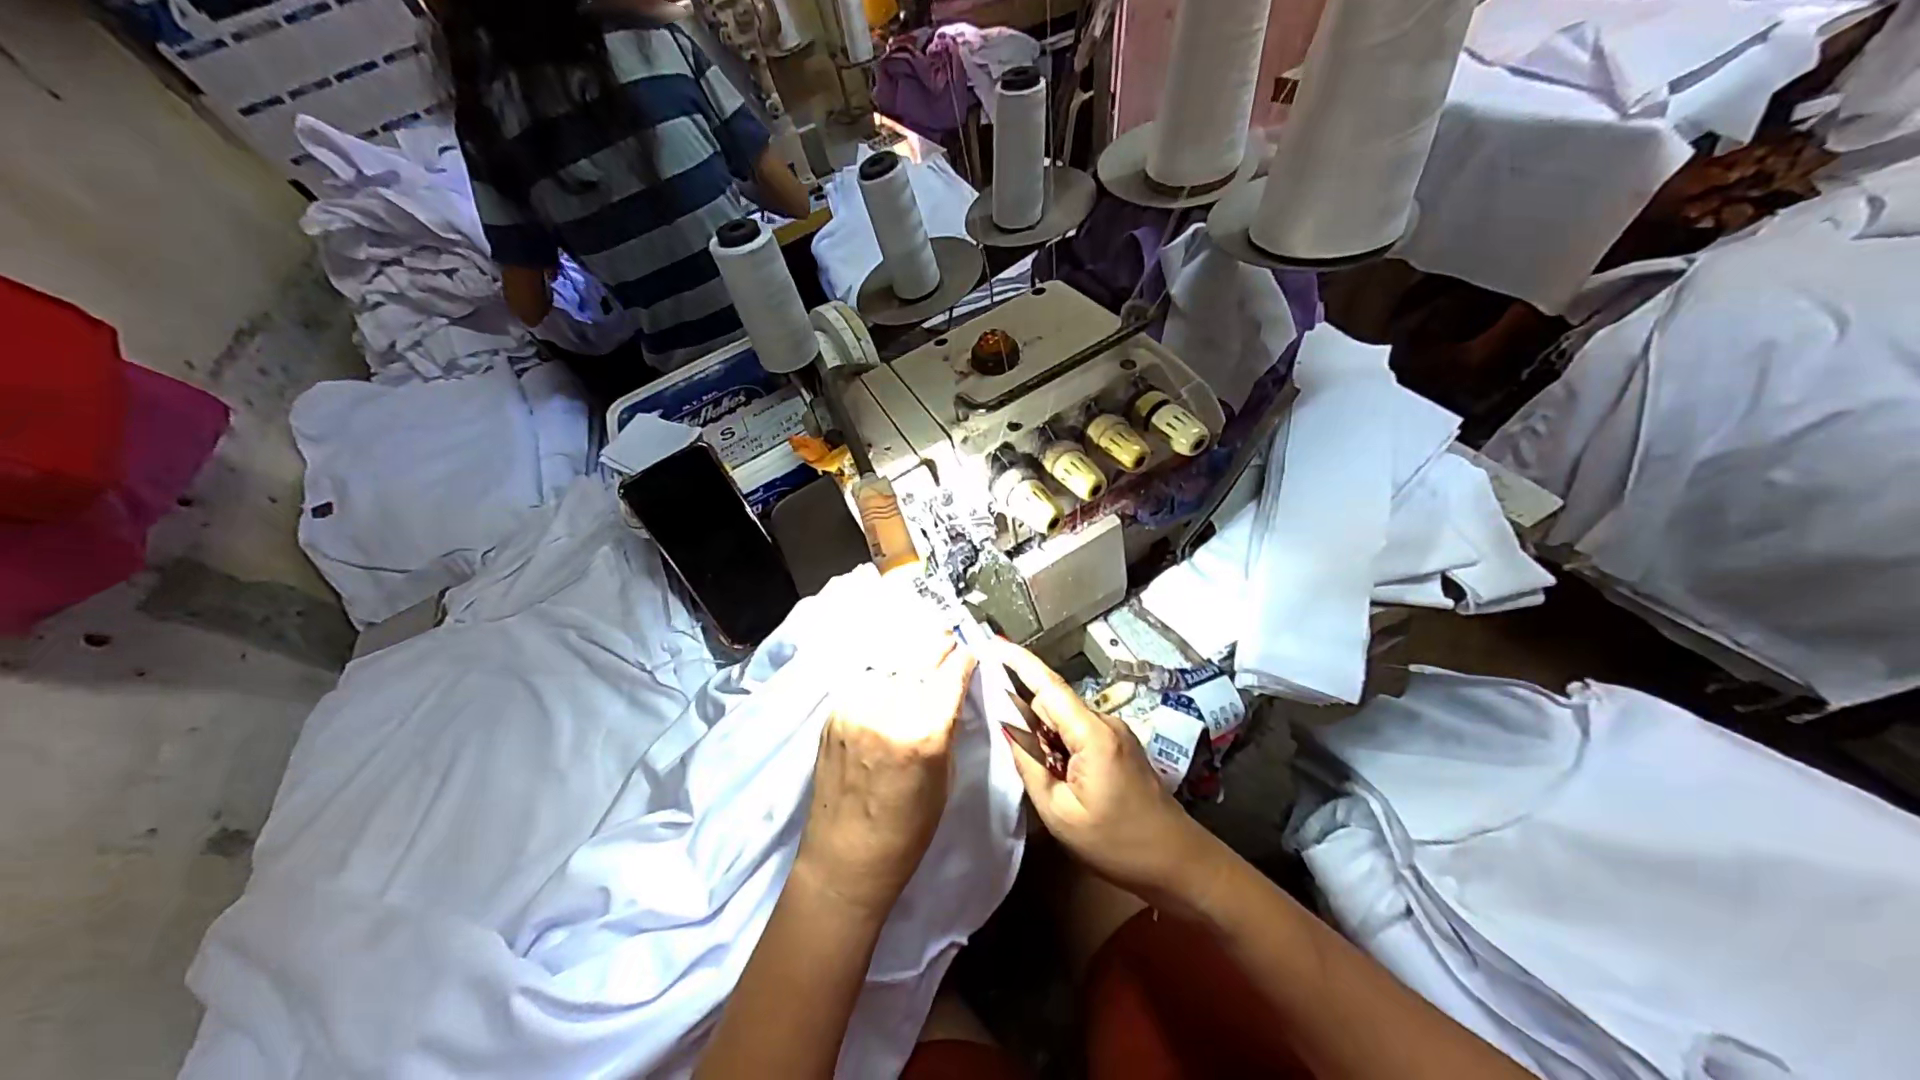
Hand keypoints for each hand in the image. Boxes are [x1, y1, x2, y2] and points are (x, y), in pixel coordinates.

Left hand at [793, 632, 976, 918]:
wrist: (844, 858)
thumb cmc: (907, 831)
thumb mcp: (944, 777)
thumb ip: (947, 727)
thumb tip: (953, 689)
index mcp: (923, 734)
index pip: (949, 675)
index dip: (963, 659)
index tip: (970, 652)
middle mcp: (887, 712)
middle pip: (918, 659)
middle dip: (937, 645)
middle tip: (948, 637)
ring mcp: (854, 709)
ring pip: (889, 662)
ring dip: (909, 655)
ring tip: (922, 648)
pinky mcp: (833, 713)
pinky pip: (865, 678)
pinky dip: (883, 669)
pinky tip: (893, 669)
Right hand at [983, 638, 1220, 910]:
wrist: (1178, 863)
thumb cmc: (1119, 844)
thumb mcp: (1060, 812)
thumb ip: (1030, 764)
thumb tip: (1007, 727)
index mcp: (1092, 733)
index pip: (1048, 686)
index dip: (1018, 663)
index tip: (993, 644)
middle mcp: (1105, 722)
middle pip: (1052, 703)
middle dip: (1028, 722)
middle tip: (1022, 761)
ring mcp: (1115, 732)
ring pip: (1063, 720)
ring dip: (1046, 740)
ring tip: (1052, 785)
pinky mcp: (1118, 745)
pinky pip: (1078, 733)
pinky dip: (1062, 748)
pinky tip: (1065, 782)